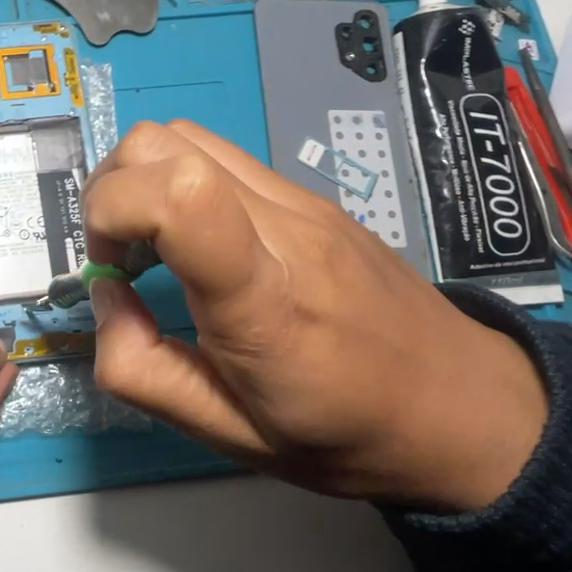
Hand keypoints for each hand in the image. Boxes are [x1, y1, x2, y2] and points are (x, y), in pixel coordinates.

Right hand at [83, 120, 547, 511]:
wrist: (465, 408)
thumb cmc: (345, 435)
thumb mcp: (228, 435)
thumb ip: (141, 370)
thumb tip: (106, 295)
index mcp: (263, 301)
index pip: (179, 195)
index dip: (111, 210)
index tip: (110, 265)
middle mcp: (282, 228)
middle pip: (163, 144)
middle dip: (110, 190)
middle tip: (119, 255)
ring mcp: (301, 201)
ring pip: (185, 136)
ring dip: (141, 179)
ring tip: (150, 243)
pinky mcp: (309, 195)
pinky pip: (219, 156)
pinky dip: (176, 180)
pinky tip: (194, 241)